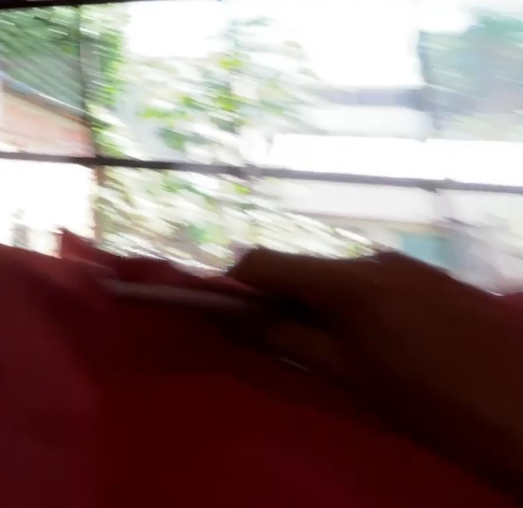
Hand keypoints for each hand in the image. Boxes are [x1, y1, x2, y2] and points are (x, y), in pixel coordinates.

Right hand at [229, 249, 522, 496]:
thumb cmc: (437, 407)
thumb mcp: (347, 375)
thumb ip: (277, 336)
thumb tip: (218, 316)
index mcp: (345, 280)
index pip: (258, 263)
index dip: (231, 285)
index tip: (221, 313)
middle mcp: (375, 260)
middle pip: (301, 268)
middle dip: (282, 296)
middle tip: (285, 339)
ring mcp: (418, 269)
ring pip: (342, 276)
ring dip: (326, 301)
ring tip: (347, 347)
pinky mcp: (450, 285)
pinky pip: (384, 283)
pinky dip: (368, 305)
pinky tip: (395, 343)